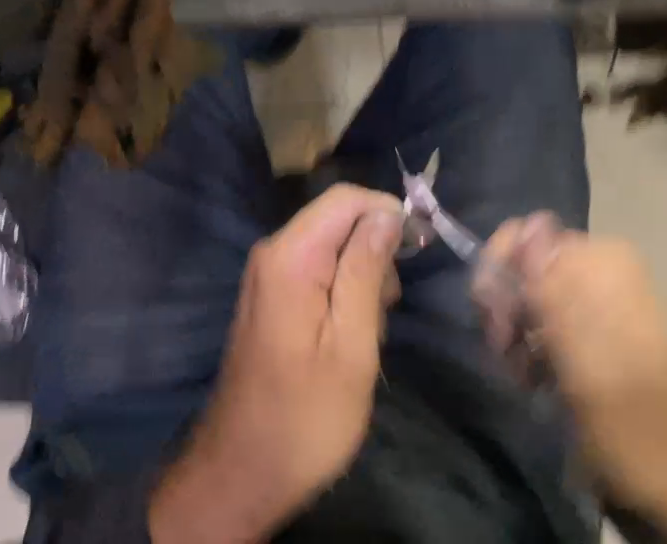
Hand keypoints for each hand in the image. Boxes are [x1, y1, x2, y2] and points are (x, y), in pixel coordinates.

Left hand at [150, 185, 404, 543]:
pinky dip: (341, 294)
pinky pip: (315, 272)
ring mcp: (267, 276)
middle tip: (388, 311)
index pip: (345, 199)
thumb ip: (367, 272)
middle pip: (337, 221)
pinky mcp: (270, 298)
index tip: (422, 248)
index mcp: (290, 257)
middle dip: (375, 254)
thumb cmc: (307, 415)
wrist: (244, 467)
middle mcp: (272, 253)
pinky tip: (350, 338)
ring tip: (369, 336)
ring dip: (362, 279)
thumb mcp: (352, 345)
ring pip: (331, 248)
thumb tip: (386, 215)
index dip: (387, 212)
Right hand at [478, 219, 666, 542]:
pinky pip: (546, 321)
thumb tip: (527, 224)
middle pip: (525, 264)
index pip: (525, 236)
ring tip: (521, 374)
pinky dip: (532, 348)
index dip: (499, 271)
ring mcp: (602, 303)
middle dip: (505, 305)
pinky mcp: (599, 334)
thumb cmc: (637, 429)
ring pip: (529, 294)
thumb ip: (554, 290)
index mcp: (608, 266)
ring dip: (514, 332)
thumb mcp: (588, 362)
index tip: (493, 319)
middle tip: (504, 352)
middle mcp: (605, 272)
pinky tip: (534, 378)